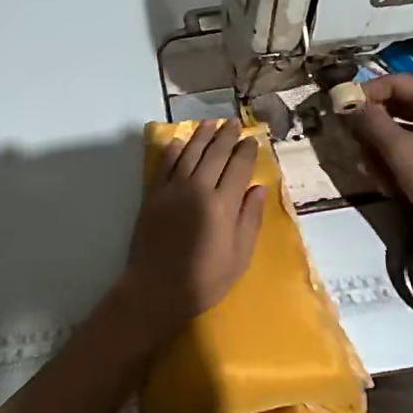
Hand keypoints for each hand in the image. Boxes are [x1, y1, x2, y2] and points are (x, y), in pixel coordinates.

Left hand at [122, 120, 265, 333]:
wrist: (156, 290)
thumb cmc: (205, 280)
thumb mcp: (239, 257)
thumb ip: (250, 220)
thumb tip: (258, 189)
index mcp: (223, 205)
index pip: (238, 168)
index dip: (247, 151)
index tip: (252, 140)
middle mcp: (198, 190)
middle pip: (215, 154)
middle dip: (226, 136)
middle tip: (233, 123)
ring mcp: (172, 190)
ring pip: (190, 153)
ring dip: (201, 136)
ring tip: (210, 122)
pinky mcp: (153, 196)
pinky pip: (164, 165)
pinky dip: (173, 150)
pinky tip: (180, 142)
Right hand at [345, 75, 412, 258]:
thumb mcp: (402, 152)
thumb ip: (372, 123)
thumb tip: (347, 101)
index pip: (398, 81)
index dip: (368, 91)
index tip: (342, 109)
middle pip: (401, 105)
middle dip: (373, 124)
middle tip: (352, 141)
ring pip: (405, 131)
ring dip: (381, 147)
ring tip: (367, 168)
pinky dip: (397, 161)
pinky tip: (385, 182)